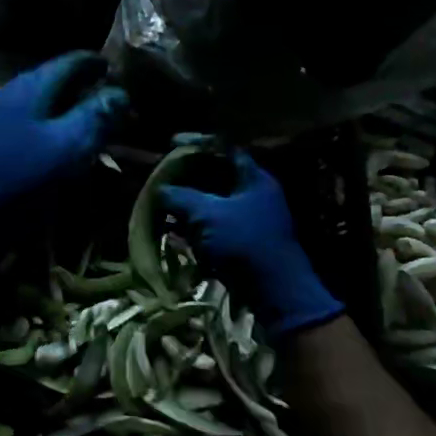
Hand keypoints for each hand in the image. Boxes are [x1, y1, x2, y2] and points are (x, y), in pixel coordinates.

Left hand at [0, 52, 126, 320]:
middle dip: (82, 88)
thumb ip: (95, 117)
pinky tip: (56, 152)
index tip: (116, 69)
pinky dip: (48, 133)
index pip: (71, 61)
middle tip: (109, 101)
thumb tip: (122, 93)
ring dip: (64, 112)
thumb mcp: (66, 146)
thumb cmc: (16, 177)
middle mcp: (11, 96)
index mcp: (32, 86)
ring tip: (88, 127)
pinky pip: (27, 131)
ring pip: (39, 107)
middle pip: (53, 82)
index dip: (96, 63)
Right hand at [159, 151, 341, 339]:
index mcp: (253, 177)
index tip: (171, 144)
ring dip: (186, 202)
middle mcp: (253, 193)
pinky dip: (193, 225)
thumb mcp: (207, 215)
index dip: (196, 142)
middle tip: (161, 178)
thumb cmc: (244, 243)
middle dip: (185, 176)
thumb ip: (180, 197)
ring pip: (211, 200)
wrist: (276, 293)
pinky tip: (172, 231)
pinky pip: (212, 224)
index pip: (223, 147)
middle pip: (214, 174)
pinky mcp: (241, 240)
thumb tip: (159, 190)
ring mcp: (248, 218)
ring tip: (161, 204)